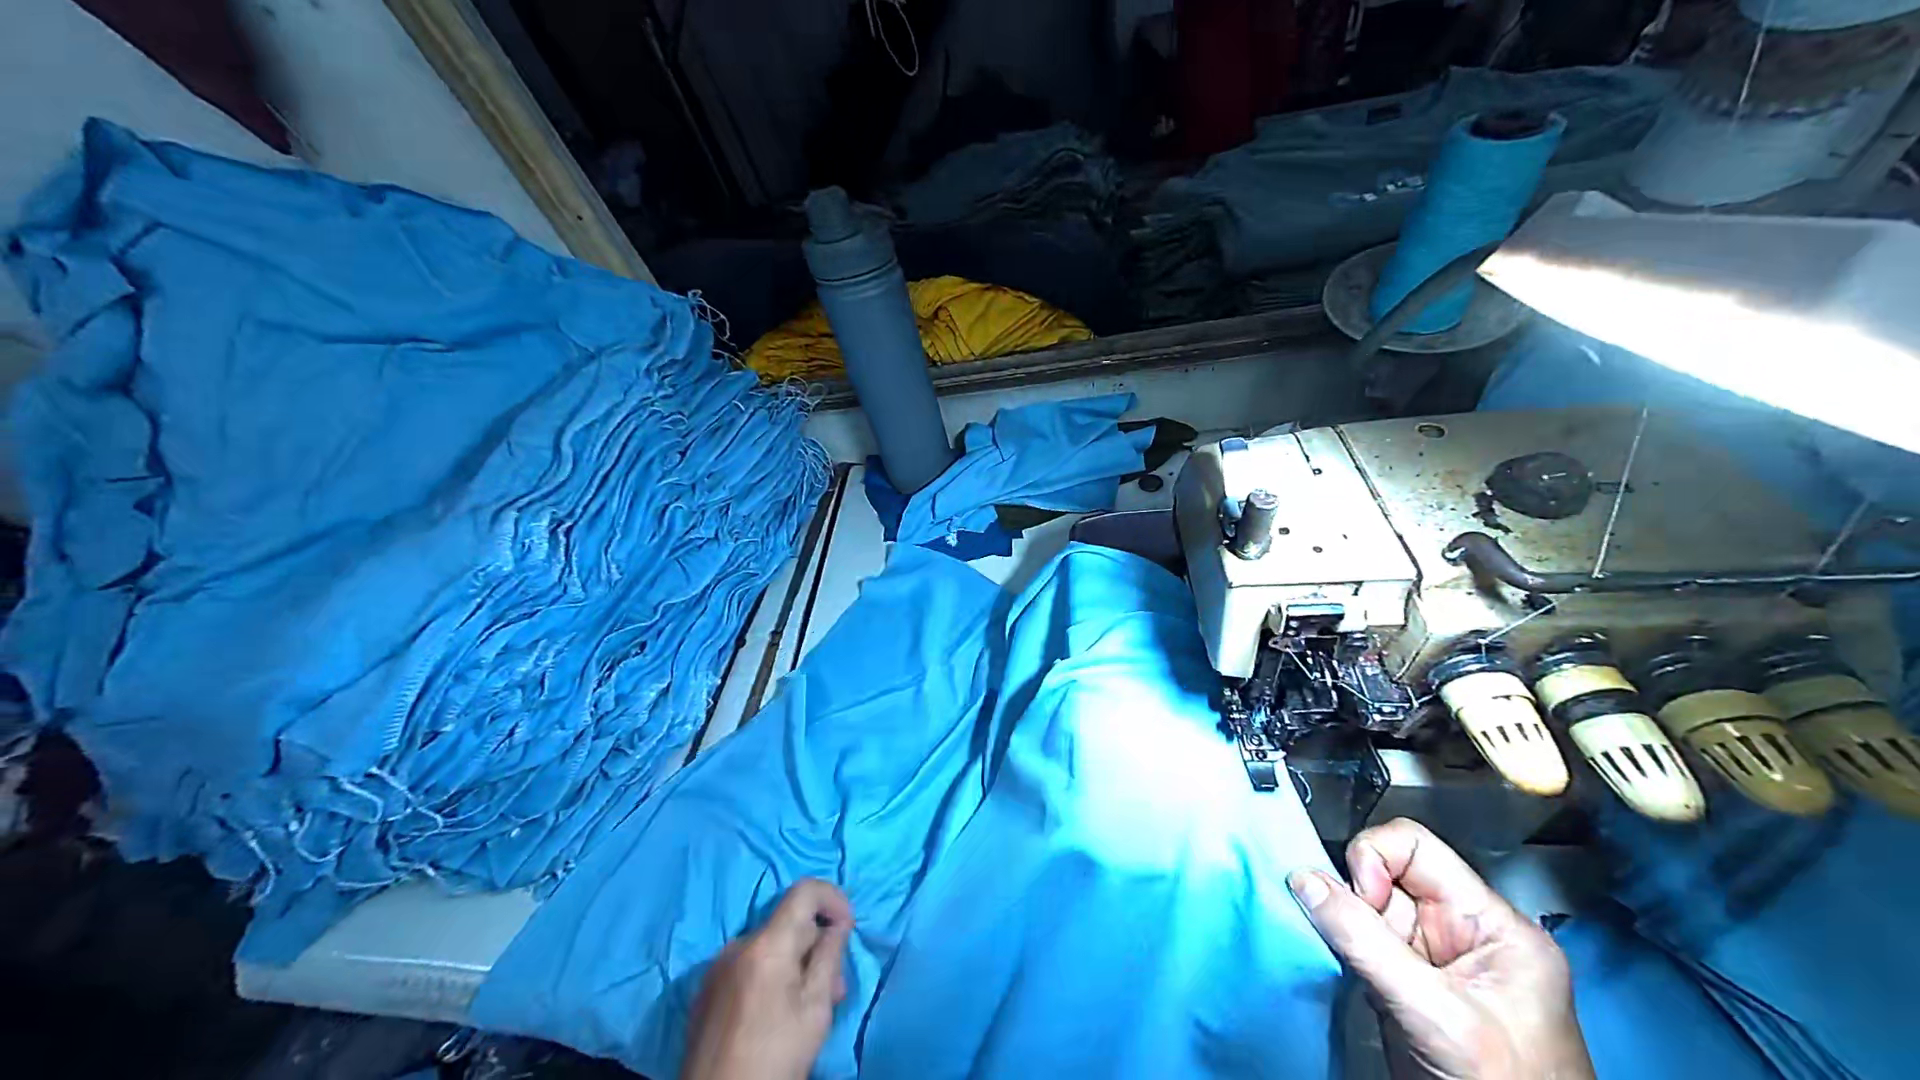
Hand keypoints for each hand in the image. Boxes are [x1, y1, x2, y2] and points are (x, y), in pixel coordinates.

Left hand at [681, 879, 853, 1079]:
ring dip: (796, 963)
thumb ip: (830, 957)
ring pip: (771, 946)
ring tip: (808, 1006)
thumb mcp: (816, 1009)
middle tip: (835, 988)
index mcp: (766, 944)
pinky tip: (777, 1014)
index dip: (833, 898)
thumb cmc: (775, 1059)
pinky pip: (750, 965)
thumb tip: (838, 925)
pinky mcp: (706, 990)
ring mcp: (717, 967)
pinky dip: (771, 975)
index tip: (848, 928)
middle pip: (789, 923)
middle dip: (818, 944)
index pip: (804, 890)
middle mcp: (738, 944)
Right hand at [1289, 819, 1592, 1079]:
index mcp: (1494, 926)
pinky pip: (1360, 942)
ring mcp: (1433, 960)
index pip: (1415, 847)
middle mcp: (1462, 933)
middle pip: (1385, 875)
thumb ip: (1367, 943)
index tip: (1360, 898)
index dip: (1375, 860)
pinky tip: (1347, 972)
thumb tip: (1304, 881)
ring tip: (1353, 966)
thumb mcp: (1438, 1015)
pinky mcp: (1407, 985)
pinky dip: (1343, 949)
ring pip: (1366, 909)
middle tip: (1350, 939)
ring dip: (1346, 928)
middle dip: (1356, 900)